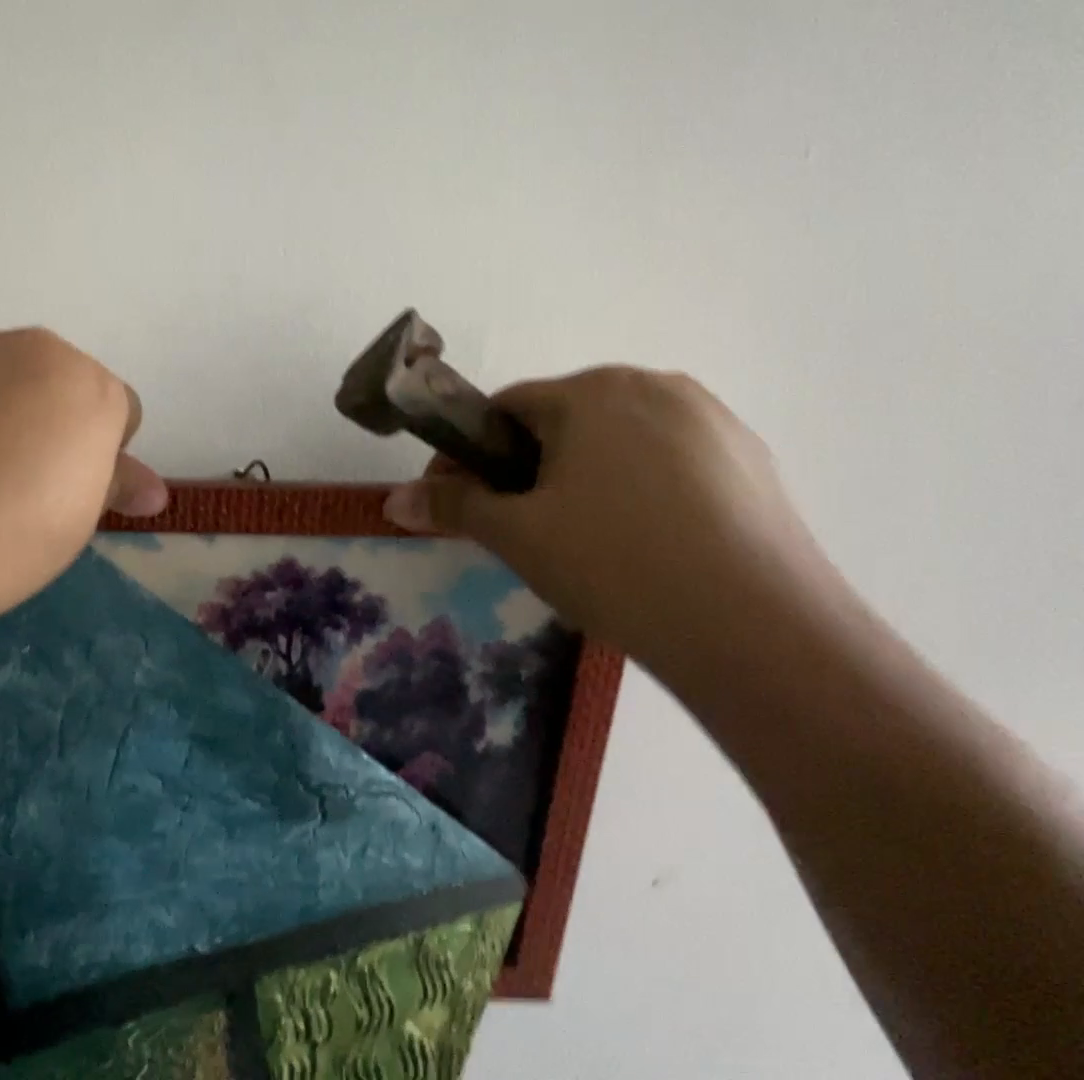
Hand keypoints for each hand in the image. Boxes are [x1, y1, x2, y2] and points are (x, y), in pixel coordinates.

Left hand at [0, 327, 165, 646]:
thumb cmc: (1, 545)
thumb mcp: (74, 524)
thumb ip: (113, 487)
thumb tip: (152, 489)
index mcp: (87, 388)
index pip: (116, 412)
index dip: (96, 458)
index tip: (63, 497)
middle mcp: (27, 349)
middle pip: (53, 384)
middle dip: (43, 423)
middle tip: (7, 489)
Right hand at [383, 366, 837, 676]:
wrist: (754, 625)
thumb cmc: (613, 562)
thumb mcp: (517, 535)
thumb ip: (453, 506)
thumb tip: (394, 499)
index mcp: (592, 391)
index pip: (505, 409)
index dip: (468, 455)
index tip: (454, 502)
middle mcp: (655, 386)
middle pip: (563, 421)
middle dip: (526, 468)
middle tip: (513, 529)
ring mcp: (712, 421)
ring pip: (618, 443)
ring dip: (580, 480)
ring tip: (576, 544)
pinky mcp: (750, 461)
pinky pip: (667, 465)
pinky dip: (635, 493)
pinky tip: (638, 547)